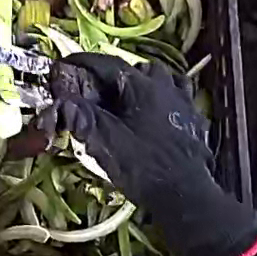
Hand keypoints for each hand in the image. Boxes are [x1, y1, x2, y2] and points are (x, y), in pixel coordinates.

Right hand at [55, 54, 256, 255]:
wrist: (184, 193)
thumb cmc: (142, 166)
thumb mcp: (104, 141)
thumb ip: (81, 116)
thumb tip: (61, 100)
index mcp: (141, 86)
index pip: (107, 64)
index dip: (83, 62)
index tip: (67, 64)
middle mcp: (165, 85)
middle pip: (136, 69)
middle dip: (114, 75)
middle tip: (96, 89)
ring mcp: (184, 101)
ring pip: (160, 79)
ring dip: (141, 83)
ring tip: (126, 97)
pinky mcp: (195, 119)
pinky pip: (177, 97)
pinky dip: (163, 98)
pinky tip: (156, 111)